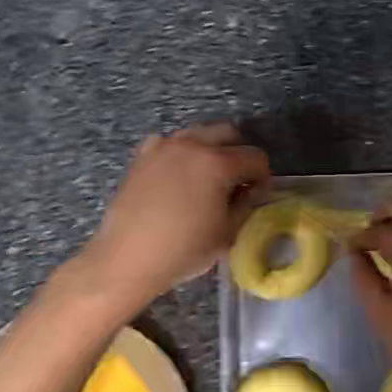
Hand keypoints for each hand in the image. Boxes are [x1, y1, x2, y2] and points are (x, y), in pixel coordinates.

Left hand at [71, 123, 269, 310]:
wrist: (128, 258)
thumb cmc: (184, 250)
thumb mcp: (227, 233)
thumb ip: (245, 206)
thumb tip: (250, 192)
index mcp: (217, 163)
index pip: (255, 157)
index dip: (263, 176)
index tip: (258, 194)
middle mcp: (191, 145)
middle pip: (227, 133)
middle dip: (238, 154)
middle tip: (237, 182)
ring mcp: (163, 147)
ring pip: (197, 134)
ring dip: (210, 150)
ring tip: (208, 179)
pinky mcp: (141, 157)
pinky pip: (169, 143)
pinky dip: (180, 153)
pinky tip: (178, 176)